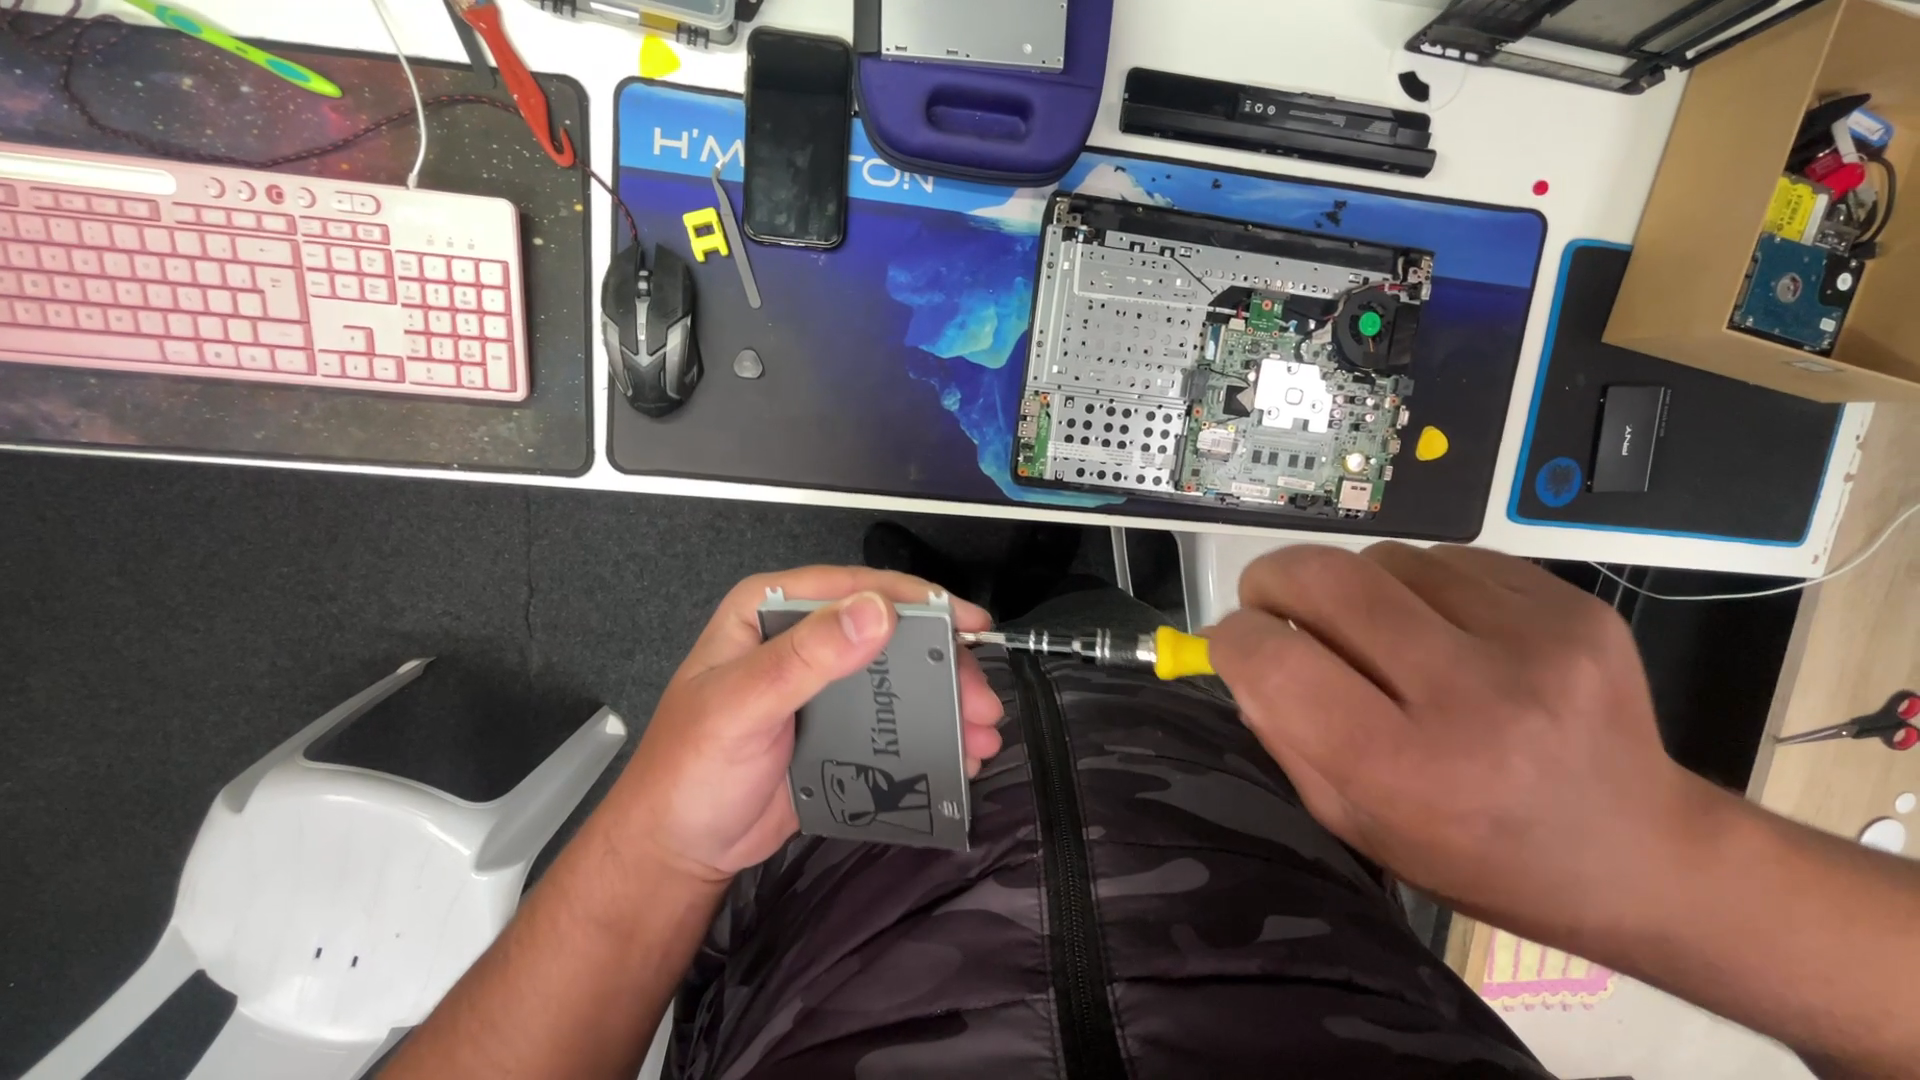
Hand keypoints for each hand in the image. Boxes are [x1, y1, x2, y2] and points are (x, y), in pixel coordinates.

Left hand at [609, 567, 1004, 883]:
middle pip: (888, 633)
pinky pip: (893, 718)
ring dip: (944, 700)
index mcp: (770, 613)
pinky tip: (957, 752)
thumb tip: (875, 612)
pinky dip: (929, 732)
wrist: (678, 847)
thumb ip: (805, 659)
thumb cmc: (690, 770)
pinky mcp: (838, 728)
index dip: (915, 600)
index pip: (852, 588)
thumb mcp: (742, 707)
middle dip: (941, 663)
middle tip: (981, 699)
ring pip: (898, 676)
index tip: (968, 621)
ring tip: (981, 733)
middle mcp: (801, 639)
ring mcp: (823, 685)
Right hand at [1209, 543, 1707, 936]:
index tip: (1234, 642)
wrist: (1639, 851)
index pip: (1279, 664)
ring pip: (1384, 558)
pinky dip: (1419, 584)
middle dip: (1273, 580)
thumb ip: (1285, 734)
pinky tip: (1440, 627)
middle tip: (1270, 601)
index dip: (1235, 639)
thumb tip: (1243, 652)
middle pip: (1325, 580)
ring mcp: (1534, 641)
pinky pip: (1448, 558)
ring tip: (1375, 631)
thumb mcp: (1356, 822)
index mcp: (1409, 770)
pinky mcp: (1571, 606)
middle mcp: (1475, 697)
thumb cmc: (1474, 854)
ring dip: (1354, 585)